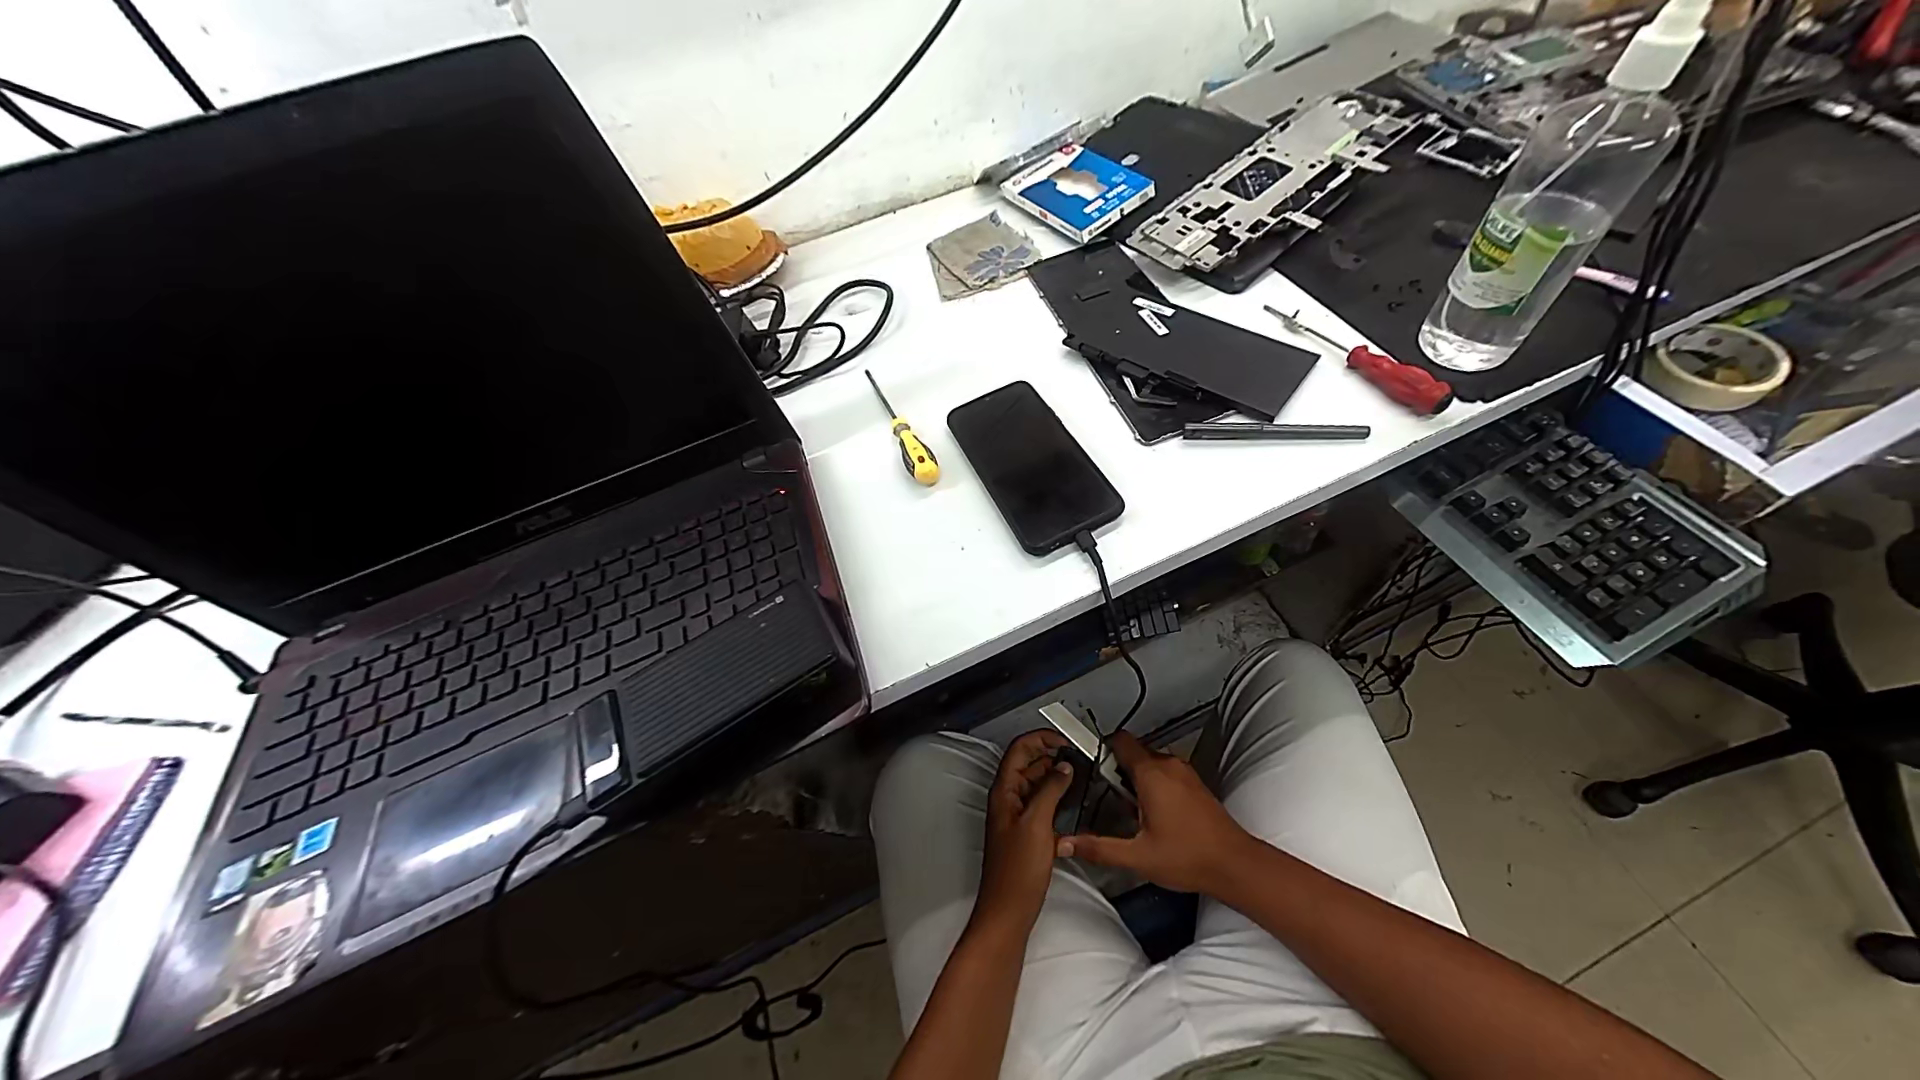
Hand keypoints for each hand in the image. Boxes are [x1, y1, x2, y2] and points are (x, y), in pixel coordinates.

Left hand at [976, 729, 1073, 929]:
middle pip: (1026, 763)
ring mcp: (1016, 815)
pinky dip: (1055, 795)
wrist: (1009, 910)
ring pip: (1035, 782)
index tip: (1065, 740)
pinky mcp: (1026, 831)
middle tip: (1077, 754)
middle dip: (1049, 753)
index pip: (1019, 749)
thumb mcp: (1036, 823)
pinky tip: (1072, 800)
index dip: (1040, 738)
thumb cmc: (1018, 870)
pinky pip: (1040, 803)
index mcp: (1004, 791)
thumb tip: (1063, 767)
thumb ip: (1049, 790)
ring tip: (1079, 773)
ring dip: (1054, 774)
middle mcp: (1007, 799)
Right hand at [1058, 732, 1256, 895]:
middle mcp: (1169, 766)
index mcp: (1152, 774)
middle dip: (1118, 771)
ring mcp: (1185, 773)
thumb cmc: (1191, 857)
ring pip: (1149, 762)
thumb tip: (1069, 844)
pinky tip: (1154, 815)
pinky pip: (1165, 772)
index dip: (1102, 749)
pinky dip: (1154, 785)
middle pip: (1133, 752)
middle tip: (1114, 800)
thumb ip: (1098, 847)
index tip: (1092, 766)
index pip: (1120, 740)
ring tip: (1134, 812)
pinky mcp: (1195, 784)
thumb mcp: (1137, 856)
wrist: (1235, 866)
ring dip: (1136, 779)